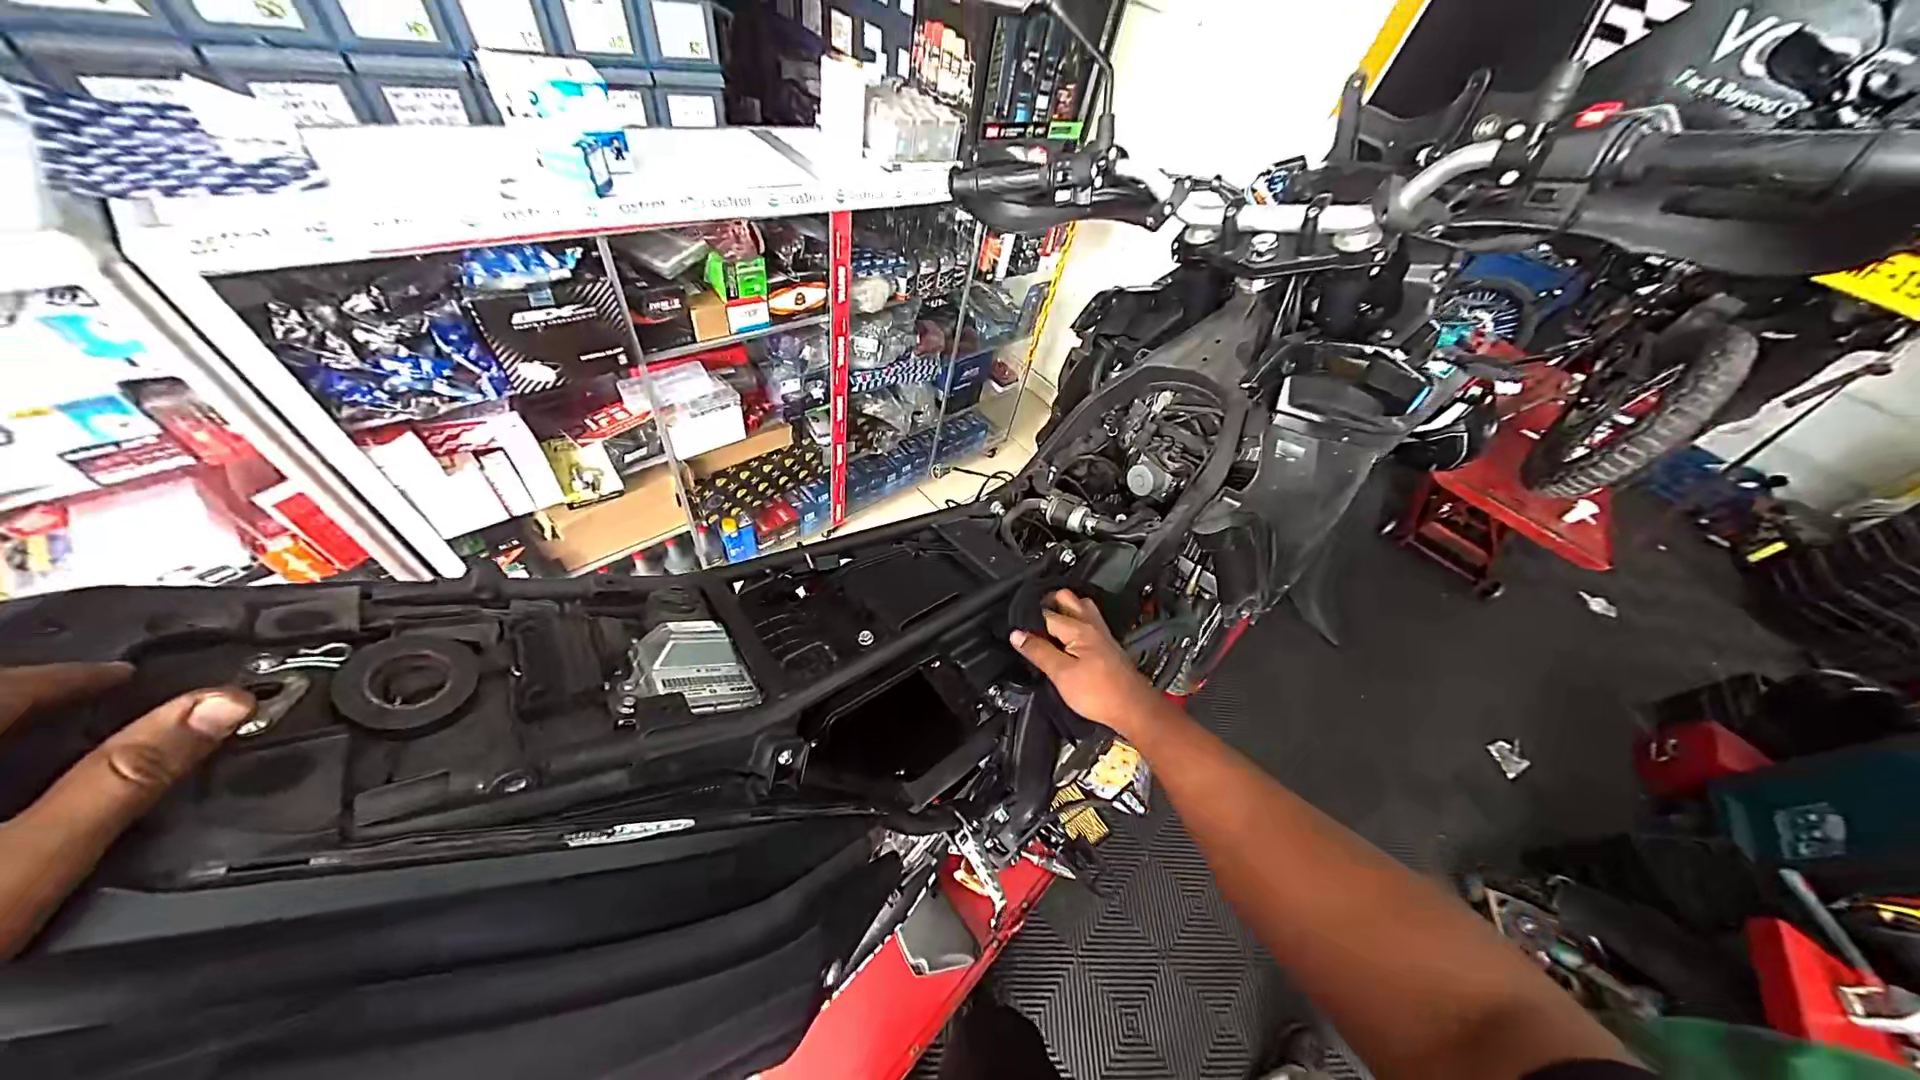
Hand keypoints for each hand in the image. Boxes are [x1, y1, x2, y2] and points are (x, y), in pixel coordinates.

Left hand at [0, 664, 253, 960]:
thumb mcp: (29, 863)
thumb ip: (128, 777)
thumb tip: (225, 707)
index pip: (10, 688)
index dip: (75, 679)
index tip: (123, 677)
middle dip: (34, 707)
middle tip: (96, 708)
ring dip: (9, 744)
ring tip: (50, 749)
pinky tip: (12, 797)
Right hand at [1008, 590, 1168, 739]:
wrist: (1132, 708)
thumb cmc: (1101, 694)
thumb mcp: (1061, 675)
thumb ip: (1038, 651)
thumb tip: (1018, 635)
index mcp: (1078, 629)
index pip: (1046, 612)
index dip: (1028, 620)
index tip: (1018, 631)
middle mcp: (1091, 625)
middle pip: (1066, 598)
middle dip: (1046, 603)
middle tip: (1030, 621)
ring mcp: (1101, 633)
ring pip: (1080, 607)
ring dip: (1063, 610)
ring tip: (1047, 625)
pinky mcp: (1106, 644)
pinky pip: (1088, 621)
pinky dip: (1075, 621)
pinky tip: (1068, 637)